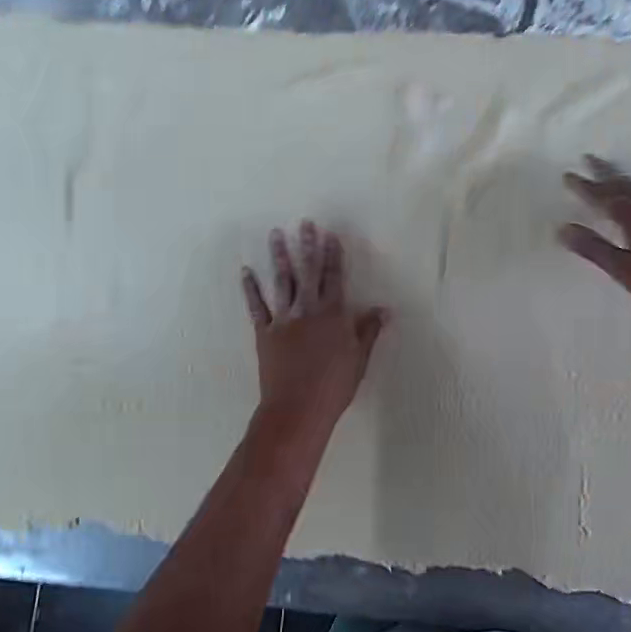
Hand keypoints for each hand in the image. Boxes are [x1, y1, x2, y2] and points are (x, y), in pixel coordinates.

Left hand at [241, 221, 387, 436]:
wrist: (298, 408)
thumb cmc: (335, 386)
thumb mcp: (359, 358)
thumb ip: (368, 330)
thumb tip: (384, 309)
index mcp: (334, 316)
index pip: (335, 279)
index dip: (334, 256)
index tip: (331, 235)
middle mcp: (308, 311)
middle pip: (309, 273)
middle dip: (308, 246)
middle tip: (305, 223)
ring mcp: (283, 320)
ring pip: (282, 282)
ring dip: (279, 257)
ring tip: (276, 234)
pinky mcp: (264, 333)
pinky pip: (256, 307)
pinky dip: (251, 289)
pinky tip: (246, 272)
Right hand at [560, 156, 630, 331]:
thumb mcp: (628, 272)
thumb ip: (596, 250)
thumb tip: (564, 229)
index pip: (606, 197)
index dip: (586, 188)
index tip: (569, 175)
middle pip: (627, 186)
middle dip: (607, 174)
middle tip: (590, 159)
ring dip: (627, 181)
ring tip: (615, 175)